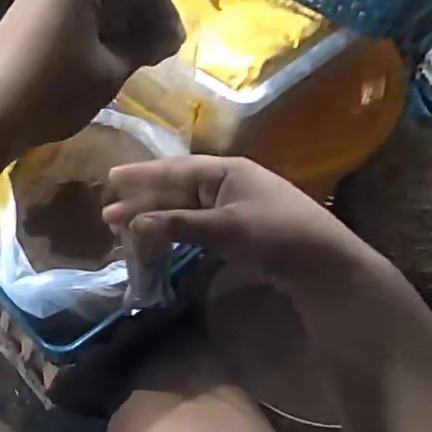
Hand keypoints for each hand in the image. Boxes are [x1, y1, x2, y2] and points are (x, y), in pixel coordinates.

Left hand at [0, 0, 182, 154]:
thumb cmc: (53, 93)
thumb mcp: (107, 74)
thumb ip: (139, 48)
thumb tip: (162, 37)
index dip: (166, 15)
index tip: (178, 48)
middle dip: (142, 20)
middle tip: (159, 54)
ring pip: (91, 5)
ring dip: (118, 29)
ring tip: (133, 61)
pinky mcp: (23, 20)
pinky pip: (70, 18)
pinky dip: (93, 35)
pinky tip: (99, 61)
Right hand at [102, 156, 364, 284]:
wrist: (322, 262)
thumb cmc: (276, 234)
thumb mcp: (226, 227)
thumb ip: (179, 224)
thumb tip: (136, 223)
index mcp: (226, 171)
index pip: (175, 169)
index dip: (142, 175)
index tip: (111, 177)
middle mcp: (227, 183)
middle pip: (177, 188)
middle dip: (143, 201)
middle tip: (109, 214)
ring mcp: (233, 206)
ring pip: (185, 208)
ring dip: (156, 217)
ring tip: (127, 228)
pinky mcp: (238, 229)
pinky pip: (197, 224)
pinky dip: (176, 231)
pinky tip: (161, 238)